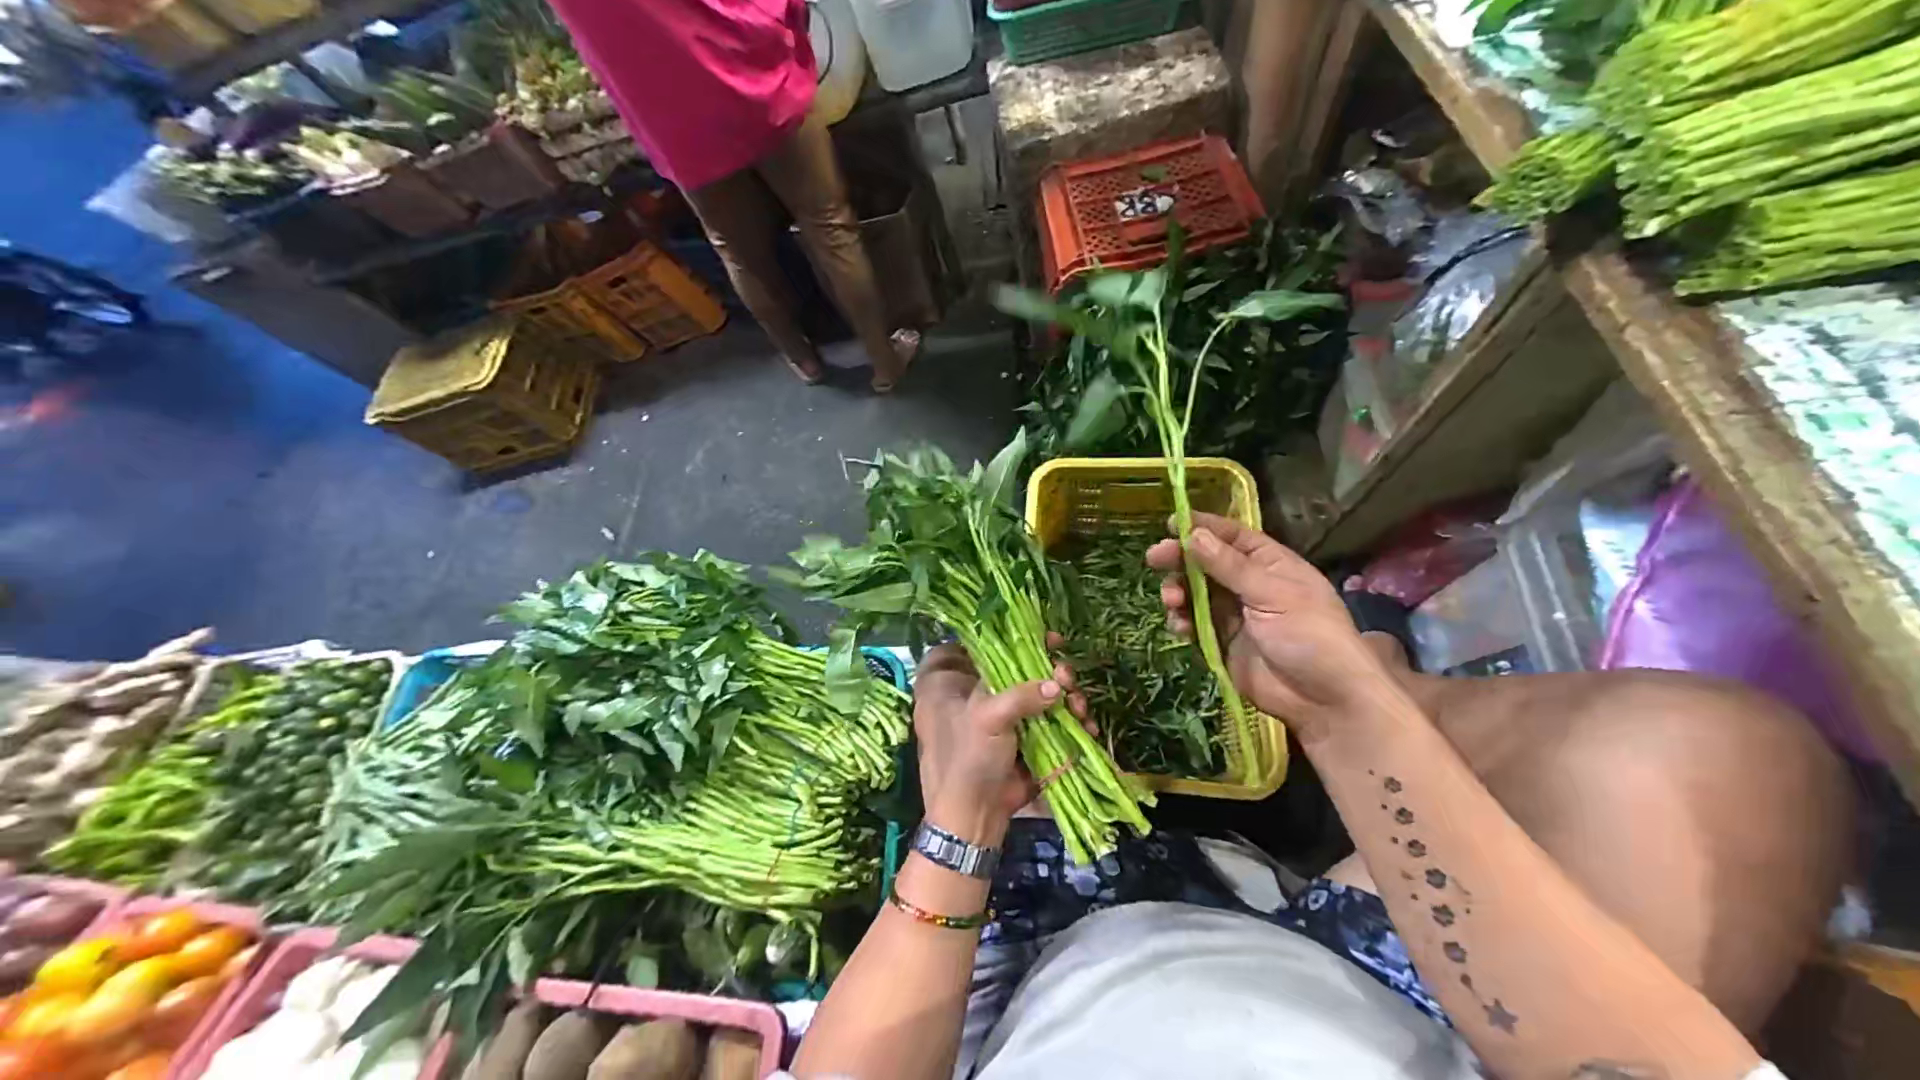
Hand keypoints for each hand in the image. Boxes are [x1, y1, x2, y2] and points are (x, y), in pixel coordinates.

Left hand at [911, 641, 1088, 845]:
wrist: (974, 816)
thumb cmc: (968, 759)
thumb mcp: (987, 718)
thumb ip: (1020, 696)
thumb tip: (1056, 684)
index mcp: (958, 683)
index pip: (987, 646)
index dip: (1016, 638)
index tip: (1049, 639)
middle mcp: (982, 694)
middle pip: (1022, 668)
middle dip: (1052, 671)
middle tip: (1068, 677)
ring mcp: (1007, 717)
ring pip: (1042, 695)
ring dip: (1066, 697)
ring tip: (1079, 706)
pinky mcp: (1028, 739)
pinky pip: (1053, 721)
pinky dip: (1071, 722)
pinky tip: (1087, 726)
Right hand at [1147, 512, 1389, 741]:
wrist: (1323, 699)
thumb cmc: (1309, 635)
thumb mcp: (1272, 594)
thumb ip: (1229, 566)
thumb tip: (1193, 535)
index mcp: (1270, 564)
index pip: (1232, 536)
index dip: (1202, 526)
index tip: (1171, 522)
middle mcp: (1249, 584)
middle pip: (1206, 563)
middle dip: (1180, 560)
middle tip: (1155, 558)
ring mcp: (1234, 614)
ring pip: (1194, 593)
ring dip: (1178, 592)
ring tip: (1172, 600)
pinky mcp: (1222, 642)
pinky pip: (1193, 624)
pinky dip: (1182, 621)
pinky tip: (1179, 626)